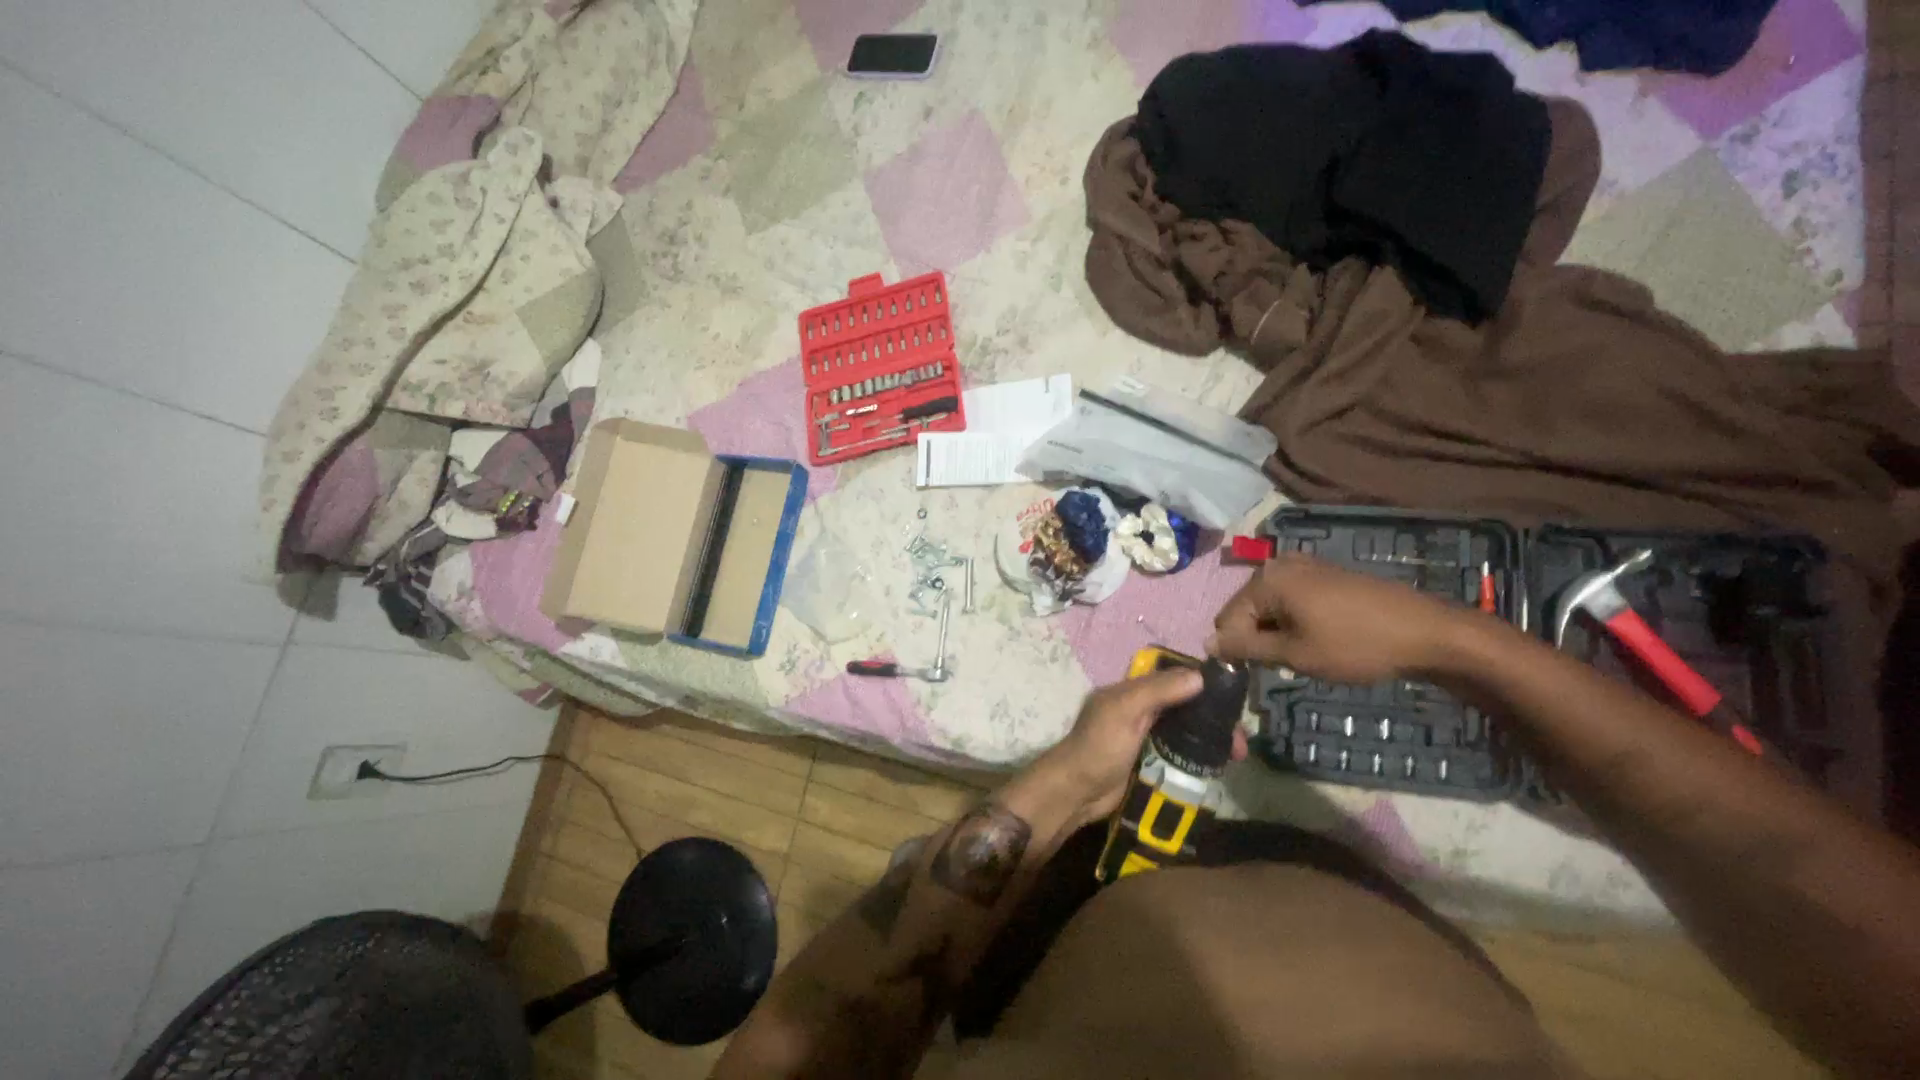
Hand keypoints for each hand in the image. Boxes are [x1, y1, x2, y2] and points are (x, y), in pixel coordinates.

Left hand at [1028, 668, 1244, 825]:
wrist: (1076, 793)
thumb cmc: (1098, 746)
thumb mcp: (1124, 710)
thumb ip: (1158, 691)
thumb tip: (1199, 676)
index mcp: (1132, 689)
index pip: (1173, 675)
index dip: (1202, 681)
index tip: (1233, 695)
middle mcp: (1141, 708)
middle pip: (1186, 705)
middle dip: (1214, 717)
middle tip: (1241, 738)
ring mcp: (1146, 736)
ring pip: (1187, 730)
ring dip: (1212, 739)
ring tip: (1237, 754)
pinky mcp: (1150, 761)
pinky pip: (1182, 752)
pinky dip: (1200, 755)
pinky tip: (1220, 764)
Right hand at [1207, 554, 1462, 682]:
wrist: (1426, 632)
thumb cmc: (1355, 645)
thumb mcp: (1294, 654)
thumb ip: (1246, 649)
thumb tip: (1207, 645)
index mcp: (1266, 579)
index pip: (1226, 621)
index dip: (1237, 652)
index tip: (1263, 673)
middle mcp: (1279, 564)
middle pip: (1246, 611)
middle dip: (1257, 640)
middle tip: (1288, 664)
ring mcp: (1304, 566)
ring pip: (1269, 608)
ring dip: (1277, 633)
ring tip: (1307, 654)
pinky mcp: (1325, 574)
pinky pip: (1291, 600)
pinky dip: (1295, 622)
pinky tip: (1320, 639)